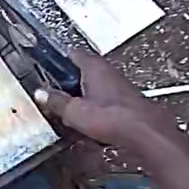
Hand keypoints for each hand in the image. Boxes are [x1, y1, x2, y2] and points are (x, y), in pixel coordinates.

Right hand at [32, 51, 180, 154]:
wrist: (146, 134)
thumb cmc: (114, 117)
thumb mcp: (73, 111)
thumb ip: (56, 101)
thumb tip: (41, 94)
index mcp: (93, 66)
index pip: (72, 54)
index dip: (58, 62)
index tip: (47, 69)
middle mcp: (108, 72)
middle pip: (82, 73)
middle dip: (69, 85)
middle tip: (56, 97)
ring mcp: (119, 87)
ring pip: (94, 89)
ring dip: (82, 99)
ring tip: (71, 115)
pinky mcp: (126, 103)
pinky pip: (104, 104)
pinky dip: (95, 111)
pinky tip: (90, 127)